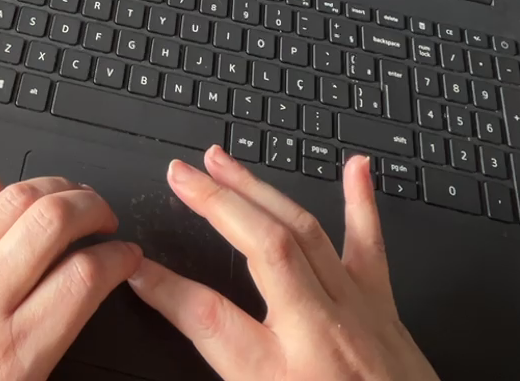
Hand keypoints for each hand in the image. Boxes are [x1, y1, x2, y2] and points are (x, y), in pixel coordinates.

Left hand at [0, 174, 142, 380]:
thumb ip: (51, 357)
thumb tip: (83, 316)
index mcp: (13, 354)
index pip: (86, 280)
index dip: (120, 259)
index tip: (127, 256)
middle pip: (54, 222)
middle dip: (93, 207)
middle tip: (104, 217)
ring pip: (13, 199)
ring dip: (52, 187)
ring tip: (68, 195)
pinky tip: (4, 194)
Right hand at [128, 146, 440, 380]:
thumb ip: (232, 375)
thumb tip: (189, 337)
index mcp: (284, 378)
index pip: (208, 318)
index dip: (164, 286)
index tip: (134, 265)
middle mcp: (321, 335)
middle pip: (263, 247)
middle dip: (215, 201)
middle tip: (180, 172)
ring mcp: (357, 314)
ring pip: (304, 230)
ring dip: (258, 188)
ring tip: (223, 160)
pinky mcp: (386, 311)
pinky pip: (371, 247)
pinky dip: (361, 203)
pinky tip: (356, 167)